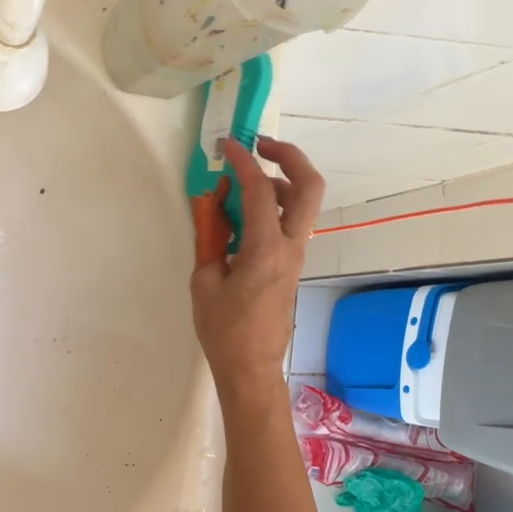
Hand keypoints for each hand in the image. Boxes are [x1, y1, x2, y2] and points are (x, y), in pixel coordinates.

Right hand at [190, 136, 324, 398]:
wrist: (250, 366)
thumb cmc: (223, 330)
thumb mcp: (203, 283)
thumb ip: (209, 242)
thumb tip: (213, 212)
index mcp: (265, 250)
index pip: (259, 191)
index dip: (242, 162)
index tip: (227, 145)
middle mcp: (290, 247)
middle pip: (309, 185)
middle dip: (289, 156)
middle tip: (261, 147)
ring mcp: (296, 257)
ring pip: (303, 203)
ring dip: (279, 184)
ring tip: (242, 189)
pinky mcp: (291, 266)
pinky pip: (290, 225)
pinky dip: (273, 208)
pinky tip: (243, 219)